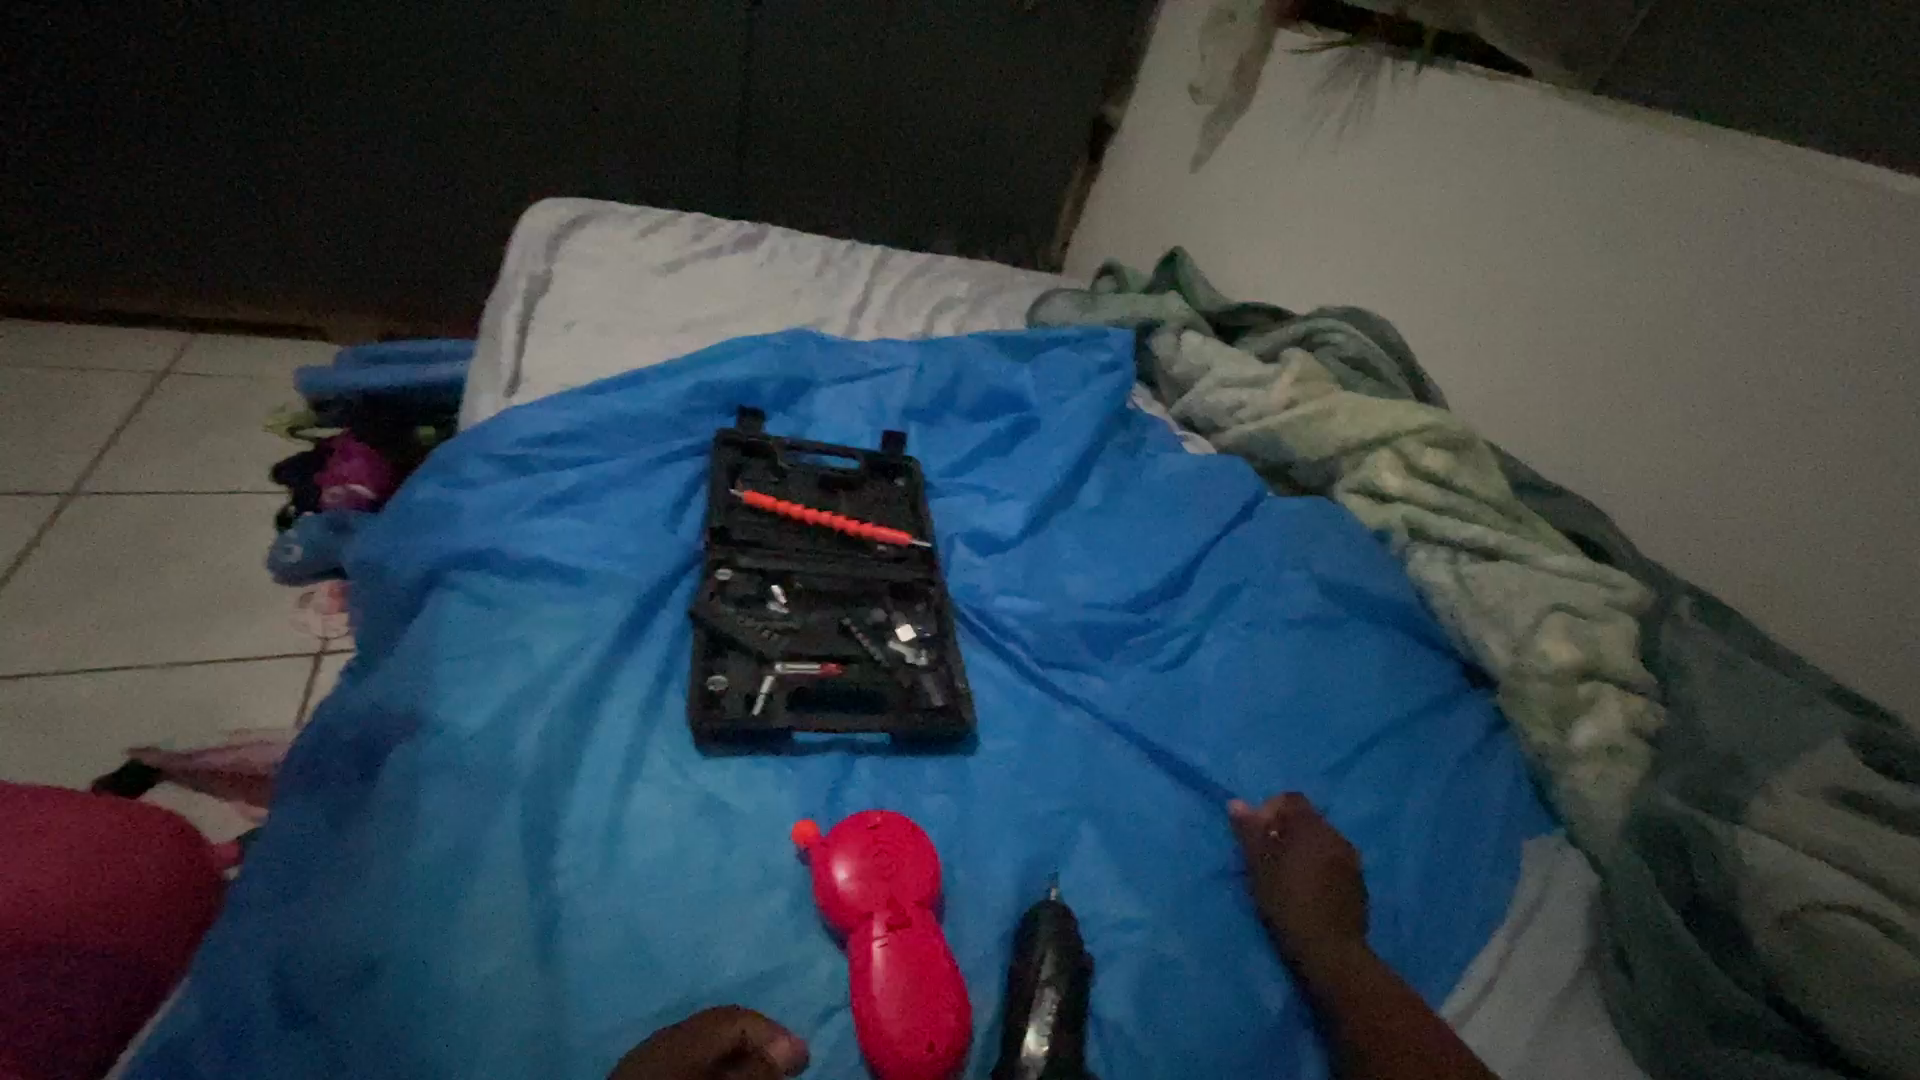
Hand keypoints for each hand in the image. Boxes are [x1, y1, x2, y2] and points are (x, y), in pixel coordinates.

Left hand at [608, 1006, 809, 1079]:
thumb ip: (756, 1070)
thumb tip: (794, 1047)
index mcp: (685, 1030)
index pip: (739, 1017)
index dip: (774, 1032)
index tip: (802, 1056)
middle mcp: (664, 1030)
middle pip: (720, 1024)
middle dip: (754, 1040)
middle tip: (783, 1063)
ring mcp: (644, 1052)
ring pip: (699, 1041)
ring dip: (731, 1054)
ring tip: (755, 1071)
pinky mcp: (633, 1071)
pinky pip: (680, 1056)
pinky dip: (707, 1064)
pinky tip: (716, 1075)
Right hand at [1228, 793, 1368, 971]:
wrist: (1330, 950)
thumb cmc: (1287, 901)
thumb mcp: (1259, 864)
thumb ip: (1249, 830)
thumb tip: (1236, 802)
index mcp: (1313, 827)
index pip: (1291, 799)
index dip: (1270, 810)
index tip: (1258, 836)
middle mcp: (1337, 837)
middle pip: (1307, 820)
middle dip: (1286, 832)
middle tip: (1267, 857)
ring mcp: (1352, 862)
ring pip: (1321, 843)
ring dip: (1303, 850)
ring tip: (1287, 876)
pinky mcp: (1359, 885)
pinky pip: (1334, 863)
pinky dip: (1319, 868)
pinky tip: (1308, 891)